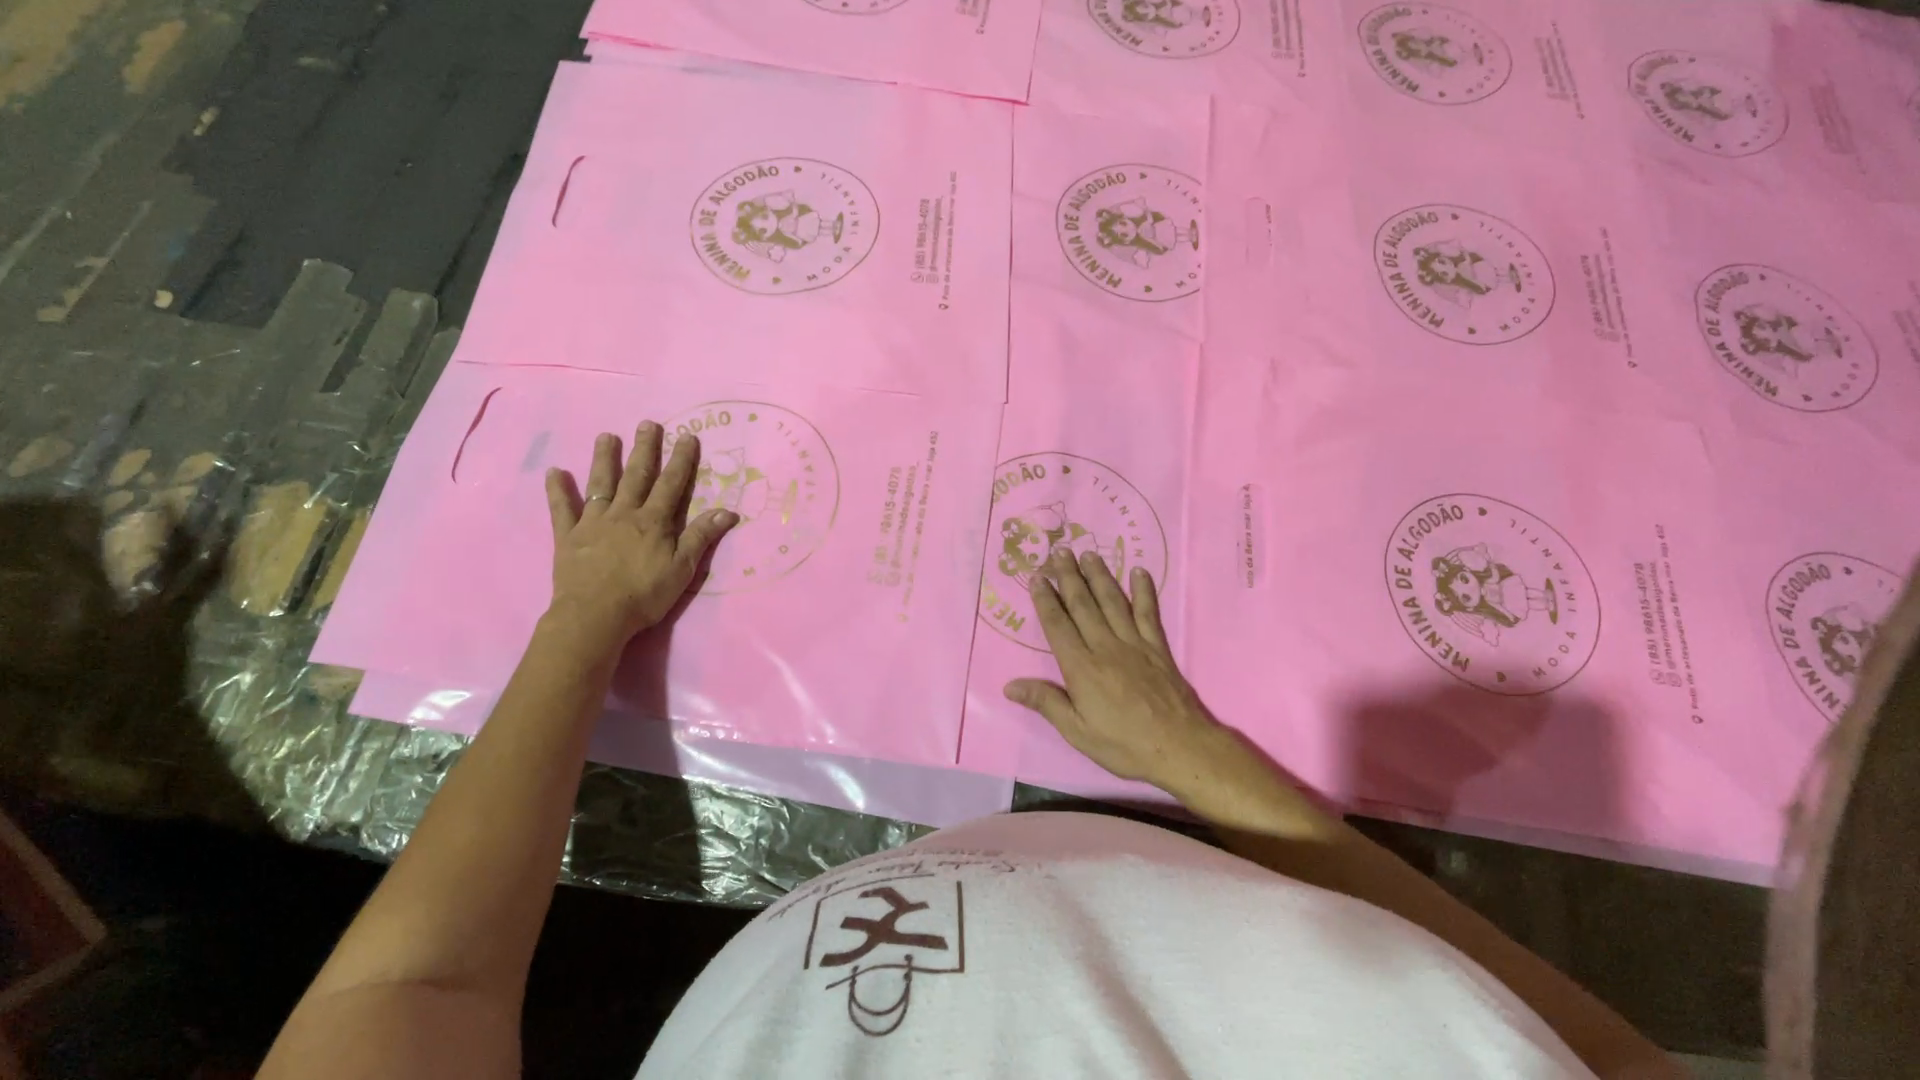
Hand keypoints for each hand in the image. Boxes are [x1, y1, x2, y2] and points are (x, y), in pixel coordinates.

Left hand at [544, 422, 737, 648]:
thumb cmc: (644, 596)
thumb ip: (701, 538)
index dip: (681, 460)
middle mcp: (624, 513)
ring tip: (606, 436)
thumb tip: (727, 511)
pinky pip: (562, 509)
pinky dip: (557, 491)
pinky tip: (554, 471)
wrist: (595, 616)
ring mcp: (593, 522)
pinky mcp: (568, 537)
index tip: (687, 436)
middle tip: (647, 424)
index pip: (672, 485)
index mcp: (654, 522)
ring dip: (604, 458)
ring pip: (601, 483)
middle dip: (644, 449)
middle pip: (637, 476)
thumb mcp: (682, 570)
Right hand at [1003, 550, 1221, 788]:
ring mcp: (1134, 645)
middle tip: (1060, 551)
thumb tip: (1010, 685)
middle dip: (1069, 577)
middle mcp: (1105, 648)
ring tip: (1089, 554)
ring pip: (1112, 602)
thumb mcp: (1077, 732)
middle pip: (1083, 606)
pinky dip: (1143, 592)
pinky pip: (1148, 613)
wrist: (1180, 747)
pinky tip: (1139, 572)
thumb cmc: (1124, 745)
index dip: (1045, 600)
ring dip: (1099, 576)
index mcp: (1081, 668)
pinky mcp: (1158, 649)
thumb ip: (1046, 703)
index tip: (1037, 577)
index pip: (1058, 626)